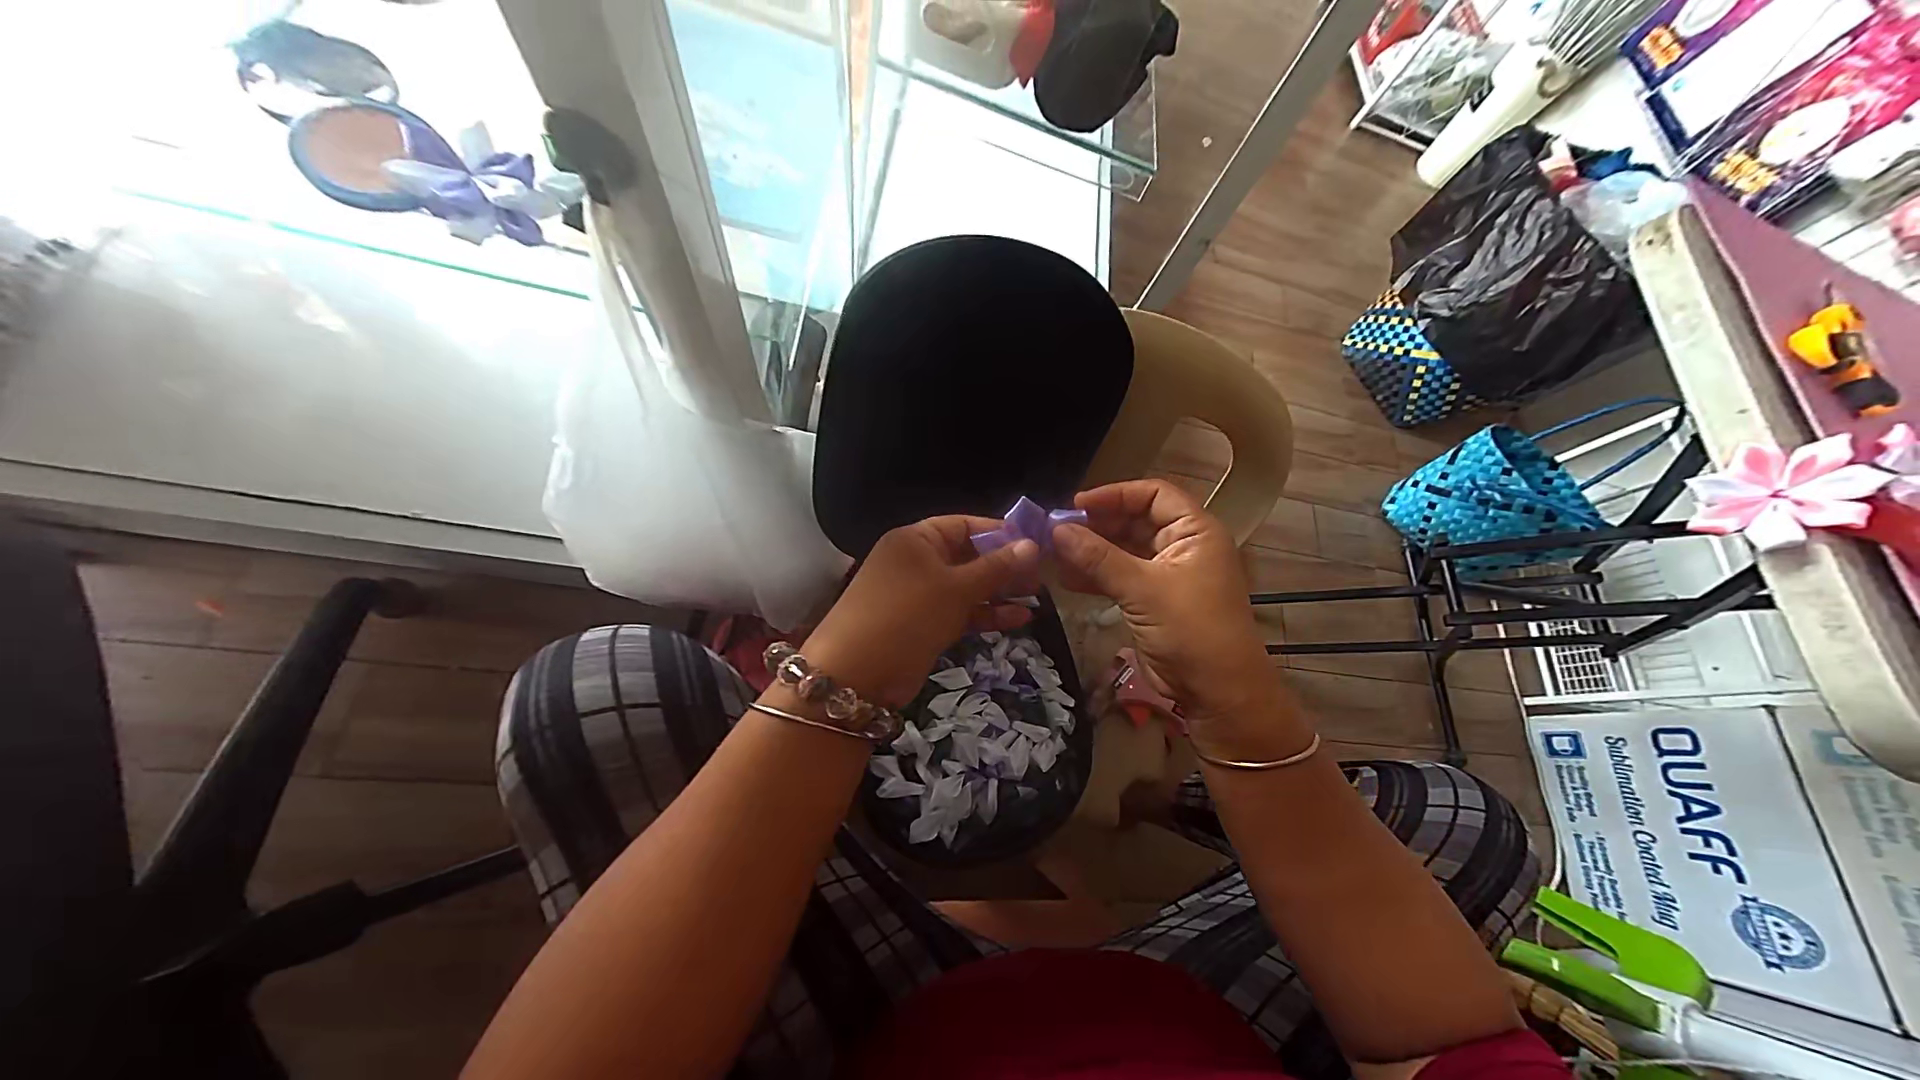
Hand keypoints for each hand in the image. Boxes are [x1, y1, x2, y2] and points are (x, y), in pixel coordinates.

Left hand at [800, 517, 1039, 706]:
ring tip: (1038, 597)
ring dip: (999, 592)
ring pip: (967, 587)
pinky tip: (1020, 618)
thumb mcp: (956, 588)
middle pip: (967, 556)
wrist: (858, 673)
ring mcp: (920, 595)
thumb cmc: (908, 615)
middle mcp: (916, 561)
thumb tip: (1032, 546)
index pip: (964, 525)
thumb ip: (996, 568)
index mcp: (916, 539)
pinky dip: (986, 614)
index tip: (1035, 543)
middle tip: (1042, 574)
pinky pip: (961, 612)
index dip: (999, 532)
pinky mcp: (924, 624)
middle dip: (1004, 565)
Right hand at [1052, 481, 1301, 748]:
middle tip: (1057, 531)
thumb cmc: (1191, 629)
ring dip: (1091, 552)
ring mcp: (1167, 574)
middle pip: (1135, 520)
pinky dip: (1096, 576)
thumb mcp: (1143, 589)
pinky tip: (1067, 579)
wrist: (1217, 691)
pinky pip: (1120, 577)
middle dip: (1096, 525)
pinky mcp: (1153, 600)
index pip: (1153, 494)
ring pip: (1123, 550)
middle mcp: (1183, 546)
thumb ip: (1098, 557)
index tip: (1076, 505)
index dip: (1115, 494)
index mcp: (1195, 531)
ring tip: (1054, 555)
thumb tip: (1056, 530)